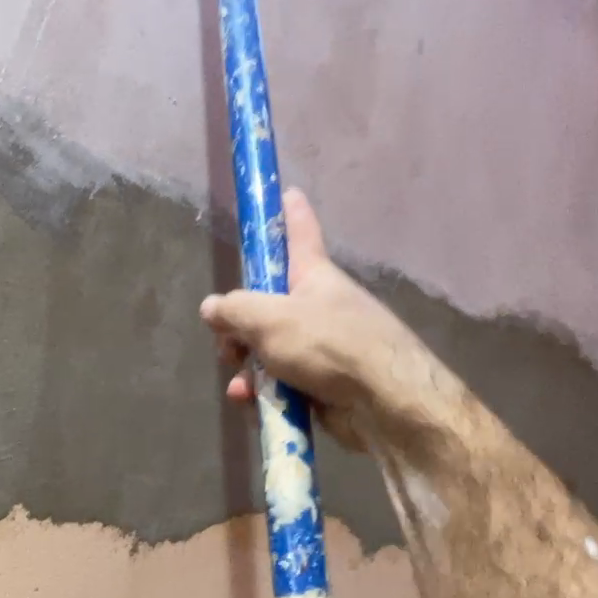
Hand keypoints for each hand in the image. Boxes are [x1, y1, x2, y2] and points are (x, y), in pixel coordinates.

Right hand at [199, 188, 429, 450]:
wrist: (385, 403)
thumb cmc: (330, 346)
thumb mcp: (269, 320)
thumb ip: (233, 310)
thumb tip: (212, 307)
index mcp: (313, 278)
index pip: (299, 236)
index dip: (291, 214)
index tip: (287, 193)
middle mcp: (317, 307)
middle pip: (263, 306)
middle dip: (236, 329)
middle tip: (228, 347)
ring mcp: (318, 346)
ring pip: (263, 350)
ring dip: (244, 370)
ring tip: (242, 386)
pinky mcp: (317, 381)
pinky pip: (276, 382)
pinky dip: (260, 393)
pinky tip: (253, 404)